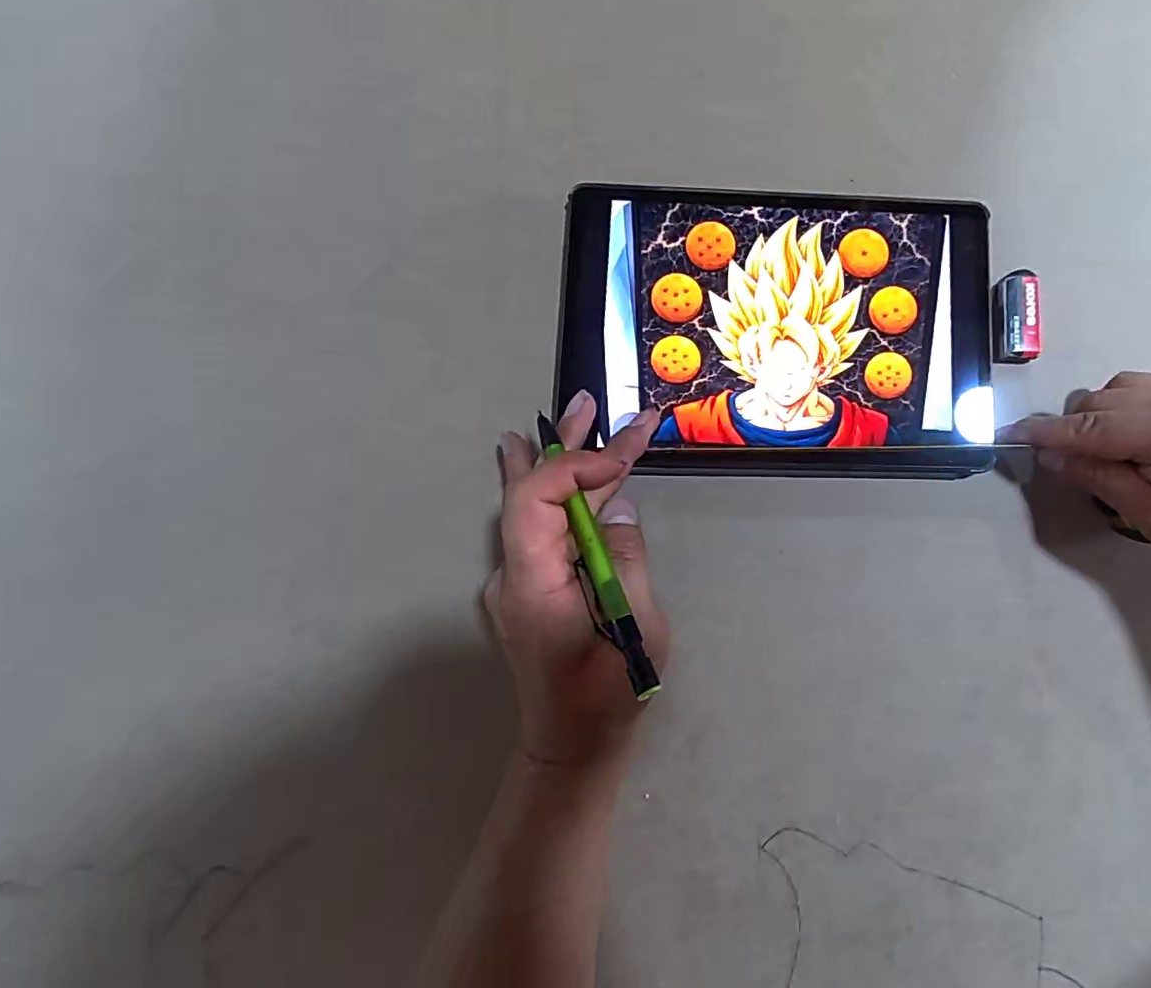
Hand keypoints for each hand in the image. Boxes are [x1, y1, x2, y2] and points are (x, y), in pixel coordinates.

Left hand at [486, 390, 669, 766]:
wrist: (570, 746)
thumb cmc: (608, 696)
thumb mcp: (637, 628)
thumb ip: (626, 560)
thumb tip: (617, 506)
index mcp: (533, 585)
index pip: (537, 502)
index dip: (578, 469)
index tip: (625, 456)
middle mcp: (513, 574)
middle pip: (529, 493)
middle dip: (565, 447)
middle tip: (586, 403)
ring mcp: (516, 580)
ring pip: (533, 506)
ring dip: (559, 460)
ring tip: (576, 416)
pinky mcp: (530, 586)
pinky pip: (541, 528)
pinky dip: (559, 493)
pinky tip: (548, 464)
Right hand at [999, 372, 1150, 592]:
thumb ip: (1097, 477)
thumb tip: (1053, 456)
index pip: (1091, 424)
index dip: (1045, 432)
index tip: (1011, 433)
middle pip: (1106, 398)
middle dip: (1078, 427)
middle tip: (1073, 465)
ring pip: (1131, 387)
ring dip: (1106, 415)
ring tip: (1113, 455)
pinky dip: (1137, 411)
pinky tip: (1144, 442)